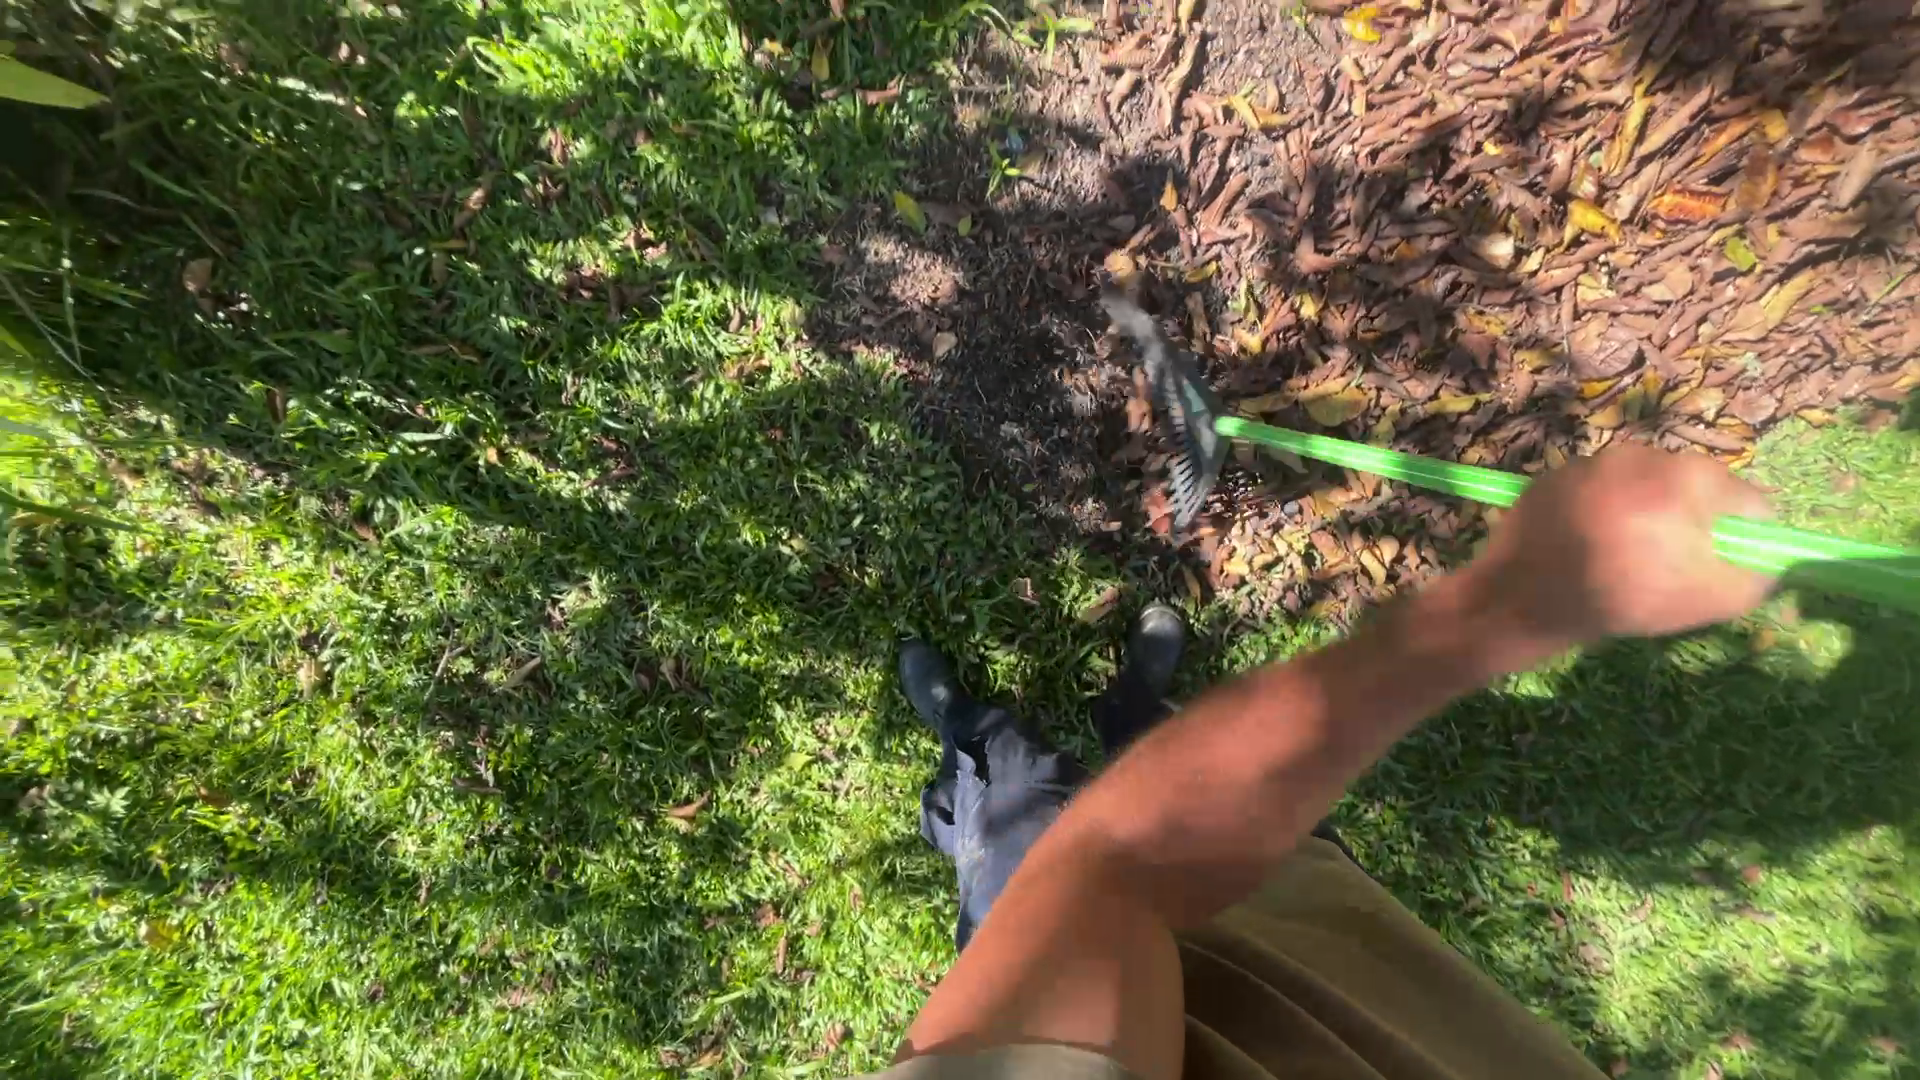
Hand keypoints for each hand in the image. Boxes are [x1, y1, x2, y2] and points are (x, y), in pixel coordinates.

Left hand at [1465, 443, 1776, 649]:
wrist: (1518, 598)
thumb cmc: (1621, 596)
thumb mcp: (1718, 596)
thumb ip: (1761, 568)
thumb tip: (1762, 551)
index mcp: (1688, 476)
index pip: (1744, 502)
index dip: (1735, 537)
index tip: (1705, 562)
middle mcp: (1637, 455)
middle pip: (1689, 489)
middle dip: (1683, 521)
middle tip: (1655, 561)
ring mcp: (1585, 463)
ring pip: (1638, 488)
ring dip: (1637, 513)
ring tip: (1613, 552)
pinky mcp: (1547, 478)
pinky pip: (1593, 491)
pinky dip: (1595, 511)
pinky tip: (1580, 542)